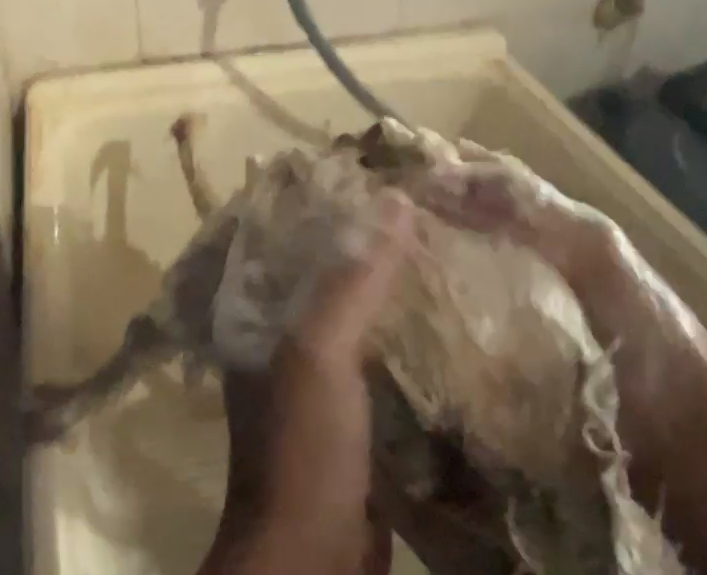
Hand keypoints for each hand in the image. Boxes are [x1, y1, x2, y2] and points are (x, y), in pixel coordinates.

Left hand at [201, 191, 412, 574]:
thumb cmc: (302, 446)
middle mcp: (278, 335)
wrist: (312, 556)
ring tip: (446, 246)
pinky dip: (409, 334)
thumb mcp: (319, 353)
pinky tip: (452, 319)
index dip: (320, 200)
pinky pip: (381, 356)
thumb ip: (351, 280)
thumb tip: (395, 203)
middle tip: (426, 205)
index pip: (281, 235)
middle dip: (365, 240)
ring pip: (353, 312)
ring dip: (392, 285)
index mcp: (254, 314)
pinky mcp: (351, 413)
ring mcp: (314, 376)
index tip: (373, 169)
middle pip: (322, 270)